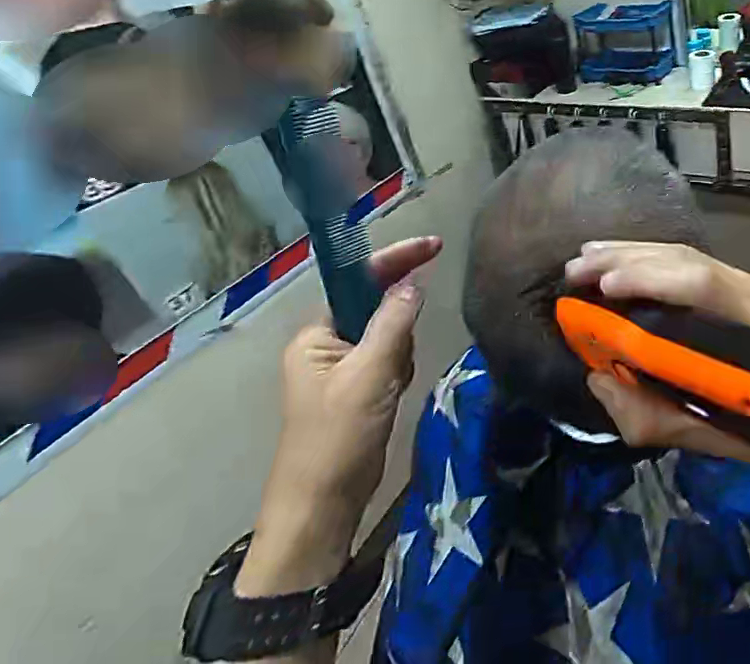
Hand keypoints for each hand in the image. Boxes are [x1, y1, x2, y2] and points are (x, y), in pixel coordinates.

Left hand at [266, 236, 442, 514]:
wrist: (323, 504)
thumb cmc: (338, 436)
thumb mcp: (370, 374)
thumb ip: (394, 322)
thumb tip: (414, 283)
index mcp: (316, 335)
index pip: (357, 280)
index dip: (395, 259)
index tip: (434, 245)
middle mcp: (327, 344)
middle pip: (376, 305)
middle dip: (399, 323)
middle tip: (402, 355)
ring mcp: (344, 366)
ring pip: (390, 332)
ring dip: (401, 350)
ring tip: (393, 384)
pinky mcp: (361, 386)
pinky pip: (392, 357)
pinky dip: (401, 367)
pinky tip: (395, 392)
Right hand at [564, 242, 749, 467]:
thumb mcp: (703, 436)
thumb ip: (648, 416)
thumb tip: (598, 379)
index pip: (701, 284)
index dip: (652, 280)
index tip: (605, 286)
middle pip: (686, 259)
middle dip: (627, 260)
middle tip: (576, 270)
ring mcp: (745, 280)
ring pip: (683, 254)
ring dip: (630, 253)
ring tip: (585, 258)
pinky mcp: (734, 281)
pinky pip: (687, 261)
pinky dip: (648, 257)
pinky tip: (616, 258)